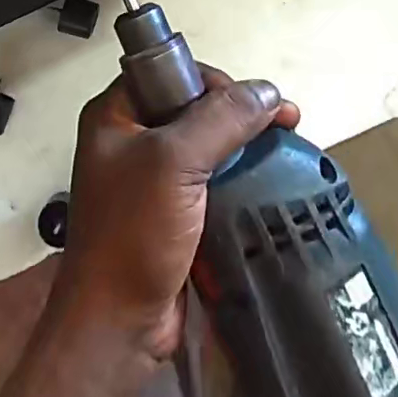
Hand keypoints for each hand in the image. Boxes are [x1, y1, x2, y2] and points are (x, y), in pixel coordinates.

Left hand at [0, 66, 298, 396]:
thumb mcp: (174, 163)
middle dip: (237, 111)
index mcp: (115, 114)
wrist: (119, 323)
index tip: (249, 101)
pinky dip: (239, 171)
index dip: (212, 81)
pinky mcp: (173, 206)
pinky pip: (211, 174)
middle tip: (279, 121)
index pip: (171, 73)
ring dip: (243, 141)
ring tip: (283, 143)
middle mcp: (130, 137)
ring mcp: (151, 174)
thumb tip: (266, 90)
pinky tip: (265, 175)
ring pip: (206, 140)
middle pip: (193, 105)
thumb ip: (220, 120)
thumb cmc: (132, 234)